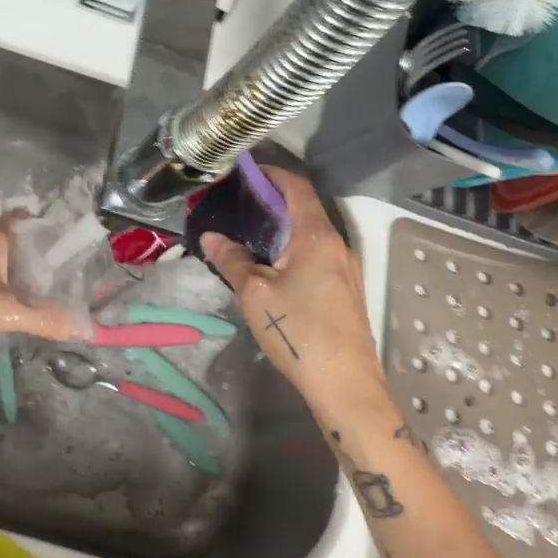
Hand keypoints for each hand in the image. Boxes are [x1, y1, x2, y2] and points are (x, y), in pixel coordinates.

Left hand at [0, 211, 90, 358]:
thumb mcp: (3, 312)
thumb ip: (44, 319)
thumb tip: (87, 327)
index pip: (23, 218)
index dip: (44, 222)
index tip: (67, 236)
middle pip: (13, 240)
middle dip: (37, 251)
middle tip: (65, 270)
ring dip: (19, 270)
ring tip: (46, 290)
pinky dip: (3, 284)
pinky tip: (12, 304)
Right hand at [201, 168, 383, 417]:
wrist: (346, 387)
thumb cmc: (299, 331)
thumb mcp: (255, 294)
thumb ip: (232, 260)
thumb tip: (211, 238)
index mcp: (317, 237)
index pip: (297, 188)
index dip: (273, 174)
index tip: (247, 170)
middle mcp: (337, 246)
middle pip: (306, 209)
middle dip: (274, 200)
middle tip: (239, 201)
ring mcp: (346, 270)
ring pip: (312, 235)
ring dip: (284, 226)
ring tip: (250, 231)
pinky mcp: (345, 292)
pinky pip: (317, 255)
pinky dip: (294, 247)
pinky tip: (272, 265)